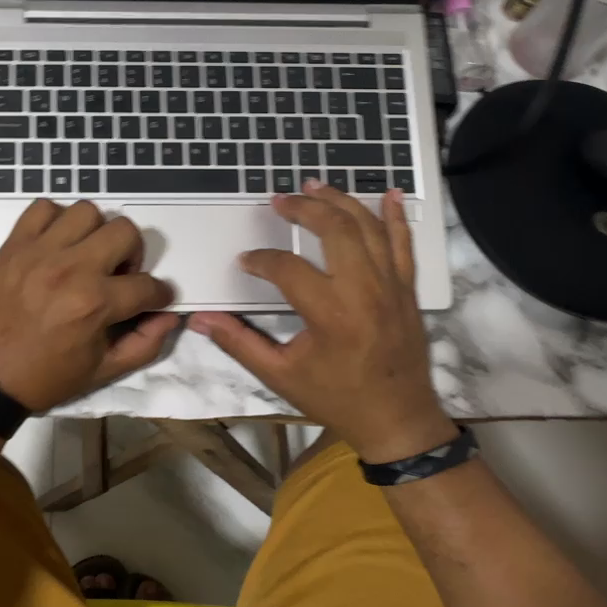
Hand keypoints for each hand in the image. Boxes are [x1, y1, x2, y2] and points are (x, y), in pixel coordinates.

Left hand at [0, 200, 182, 412]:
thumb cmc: (45, 376)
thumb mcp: (102, 372)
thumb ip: (144, 344)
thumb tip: (170, 317)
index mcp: (95, 304)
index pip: (147, 286)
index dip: (158, 295)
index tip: (153, 299)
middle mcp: (71, 269)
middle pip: (125, 232)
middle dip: (132, 255)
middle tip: (118, 275)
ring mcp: (40, 252)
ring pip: (87, 211)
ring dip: (95, 232)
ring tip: (86, 255)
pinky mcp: (14, 244)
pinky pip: (42, 208)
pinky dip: (55, 220)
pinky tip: (55, 244)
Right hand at [190, 182, 456, 463]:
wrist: (398, 420)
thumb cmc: (337, 399)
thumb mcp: (280, 376)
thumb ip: (239, 343)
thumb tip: (199, 321)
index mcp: (330, 315)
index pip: (288, 269)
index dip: (262, 259)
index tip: (246, 260)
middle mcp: (365, 292)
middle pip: (335, 230)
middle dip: (305, 208)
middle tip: (280, 200)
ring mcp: (392, 286)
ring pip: (369, 228)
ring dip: (341, 201)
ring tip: (315, 185)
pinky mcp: (408, 289)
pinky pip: (405, 244)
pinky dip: (396, 216)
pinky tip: (388, 193)